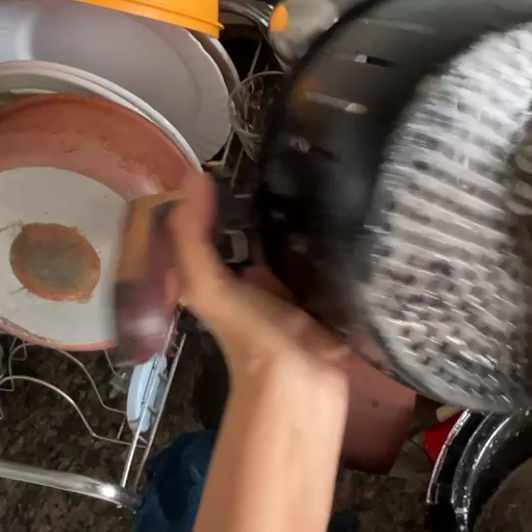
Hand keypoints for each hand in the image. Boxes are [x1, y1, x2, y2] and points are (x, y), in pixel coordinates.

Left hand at [167, 172, 349, 392]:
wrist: (302, 379)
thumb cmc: (250, 331)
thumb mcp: (206, 283)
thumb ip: (191, 235)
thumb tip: (193, 175)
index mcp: (219, 273)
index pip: (215, 221)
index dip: (221, 190)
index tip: (240, 153)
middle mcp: (253, 274)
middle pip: (256, 224)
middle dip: (266, 195)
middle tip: (289, 155)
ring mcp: (290, 282)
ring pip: (291, 234)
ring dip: (301, 211)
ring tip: (318, 168)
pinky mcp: (322, 288)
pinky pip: (321, 251)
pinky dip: (327, 232)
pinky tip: (340, 207)